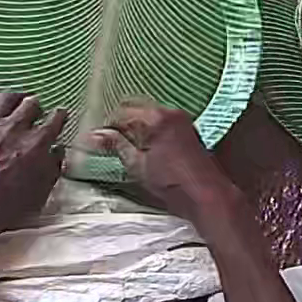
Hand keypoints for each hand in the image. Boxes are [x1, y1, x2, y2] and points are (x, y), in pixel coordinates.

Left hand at [0, 86, 65, 251]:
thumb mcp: (37, 194)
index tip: (59, 116)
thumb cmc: (0, 208)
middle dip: (37, 107)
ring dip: (16, 98)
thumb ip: (51, 169)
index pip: (56, 119)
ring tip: (16, 103)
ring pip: (8, 96)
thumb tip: (57, 152)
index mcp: (36, 144)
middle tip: (36, 113)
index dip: (60, 116)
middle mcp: (15, 127)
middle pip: (32, 103)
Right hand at [87, 102, 241, 222]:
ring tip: (127, 145)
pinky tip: (146, 145)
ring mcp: (181, 118)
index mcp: (154, 118)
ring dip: (136, 124)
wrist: (206, 194)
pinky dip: (150, 127)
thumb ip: (116, 145)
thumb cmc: (172, 183)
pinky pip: (162, 119)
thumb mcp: (137, 165)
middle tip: (110, 141)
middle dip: (120, 122)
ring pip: (149, 112)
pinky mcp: (188, 128)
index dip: (106, 127)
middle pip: (135, 107)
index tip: (98, 140)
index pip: (120, 113)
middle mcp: (169, 112)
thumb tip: (95, 136)